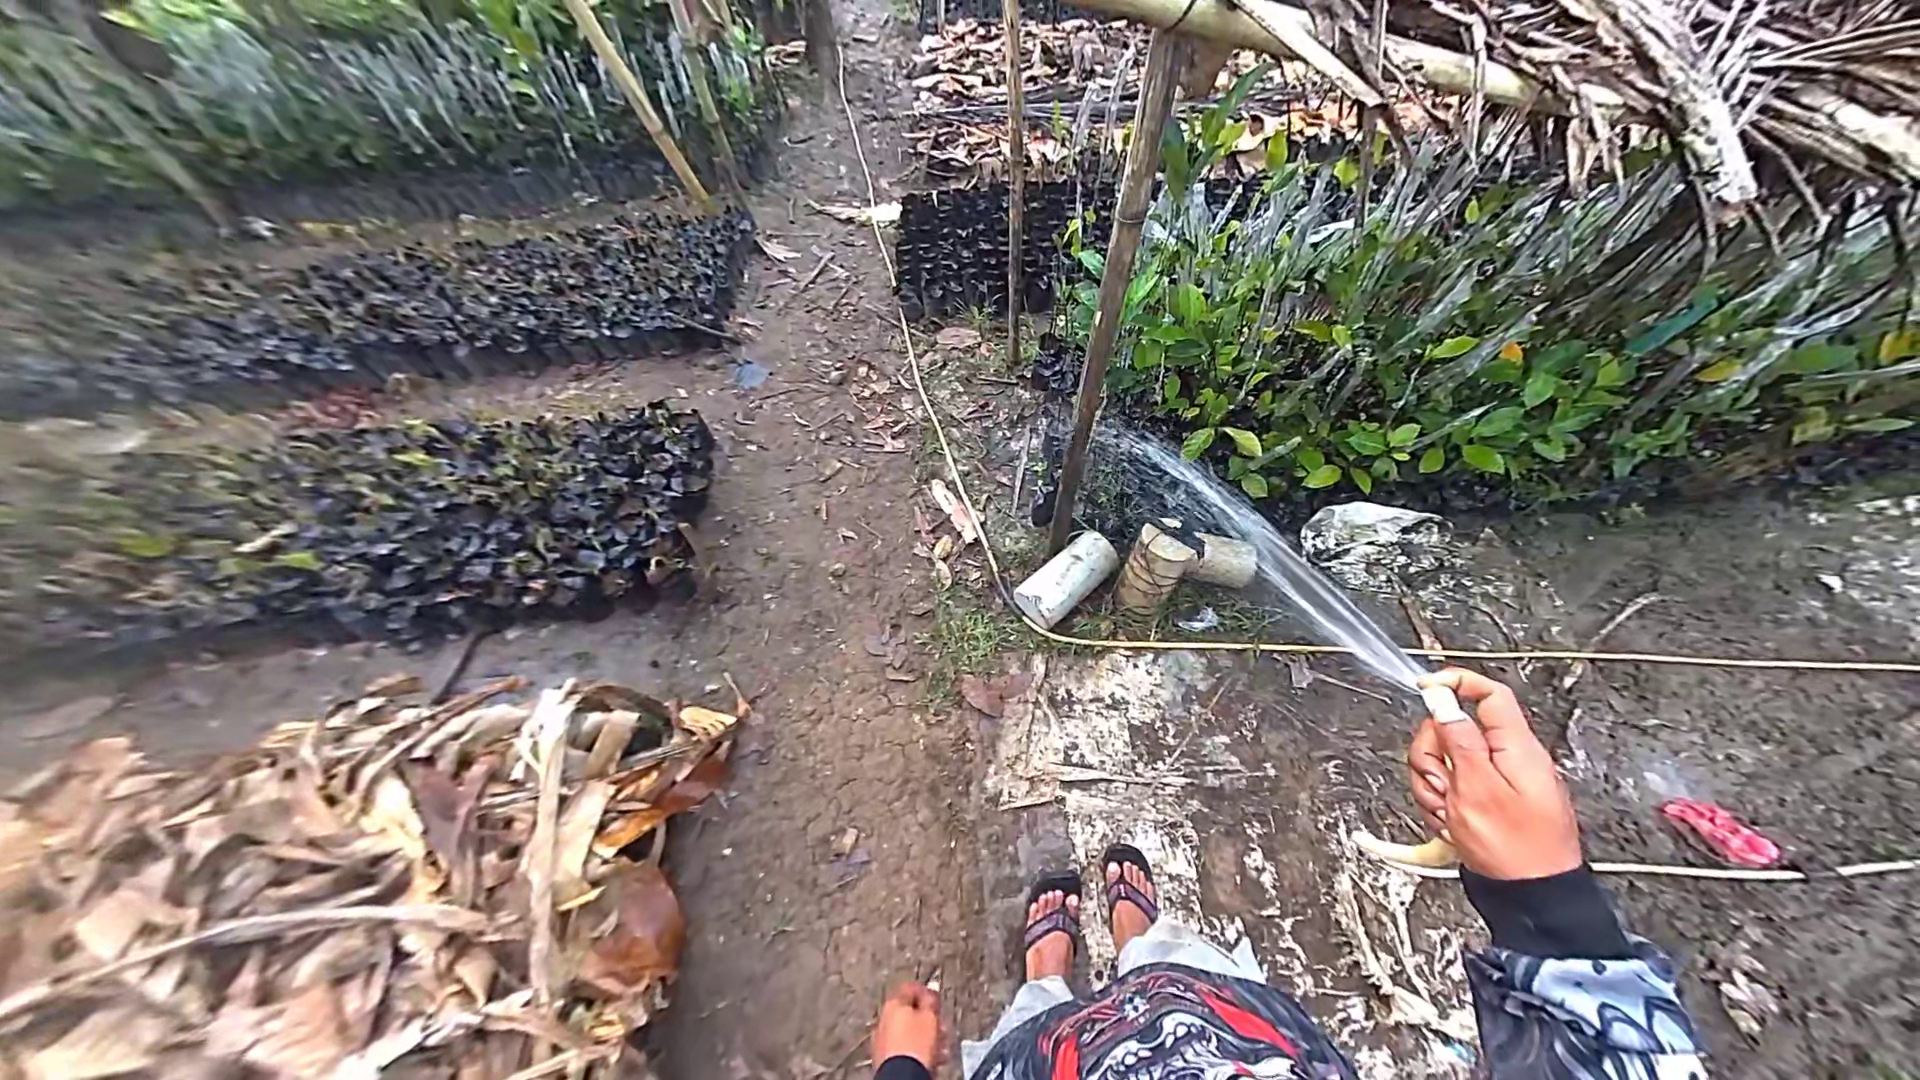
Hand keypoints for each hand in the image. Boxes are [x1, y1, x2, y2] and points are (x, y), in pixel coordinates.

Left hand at [873, 982, 941, 1070]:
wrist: (902, 1076)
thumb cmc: (915, 1044)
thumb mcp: (930, 1017)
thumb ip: (931, 1000)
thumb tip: (932, 989)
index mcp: (893, 1003)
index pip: (910, 988)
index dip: (926, 993)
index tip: (936, 1002)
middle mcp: (884, 1018)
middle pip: (909, 1012)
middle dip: (927, 1019)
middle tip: (940, 1027)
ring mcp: (883, 1039)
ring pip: (908, 1032)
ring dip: (924, 1036)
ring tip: (939, 1046)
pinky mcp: (885, 1058)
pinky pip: (903, 1048)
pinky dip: (916, 1050)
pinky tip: (929, 1058)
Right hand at [1407, 668, 1581, 880]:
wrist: (1531, 897)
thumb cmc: (1512, 849)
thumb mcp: (1477, 788)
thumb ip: (1459, 738)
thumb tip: (1442, 698)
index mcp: (1515, 749)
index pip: (1489, 693)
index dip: (1455, 682)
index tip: (1423, 687)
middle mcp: (1507, 758)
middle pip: (1451, 727)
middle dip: (1431, 751)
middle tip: (1442, 781)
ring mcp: (1495, 777)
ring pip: (1442, 755)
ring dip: (1432, 780)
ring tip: (1447, 807)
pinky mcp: (1483, 793)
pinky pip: (1446, 780)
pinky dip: (1438, 796)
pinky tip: (1449, 817)